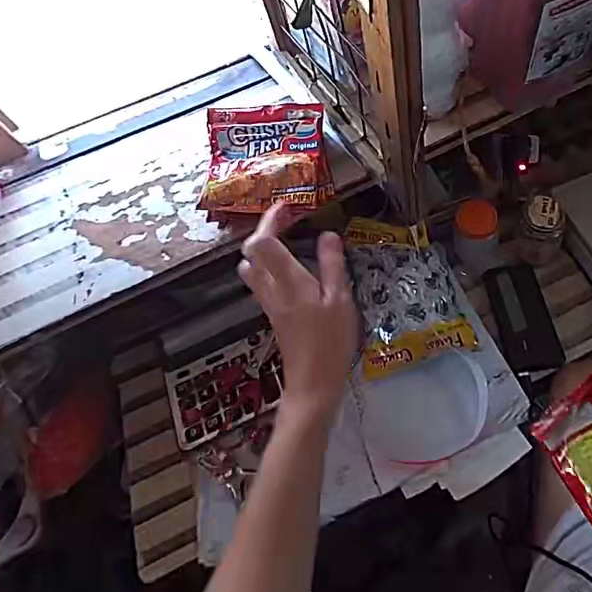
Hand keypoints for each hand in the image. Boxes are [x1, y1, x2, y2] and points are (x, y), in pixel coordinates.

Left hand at [238, 203, 359, 425]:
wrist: (312, 384)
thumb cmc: (330, 343)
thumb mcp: (340, 301)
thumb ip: (332, 266)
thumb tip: (328, 235)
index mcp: (288, 281)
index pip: (264, 242)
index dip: (271, 220)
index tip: (286, 207)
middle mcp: (271, 289)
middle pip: (252, 252)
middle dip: (265, 231)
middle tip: (286, 220)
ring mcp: (268, 302)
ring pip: (251, 268)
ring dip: (262, 249)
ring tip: (283, 240)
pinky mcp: (272, 314)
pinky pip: (259, 281)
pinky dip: (267, 266)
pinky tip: (287, 268)